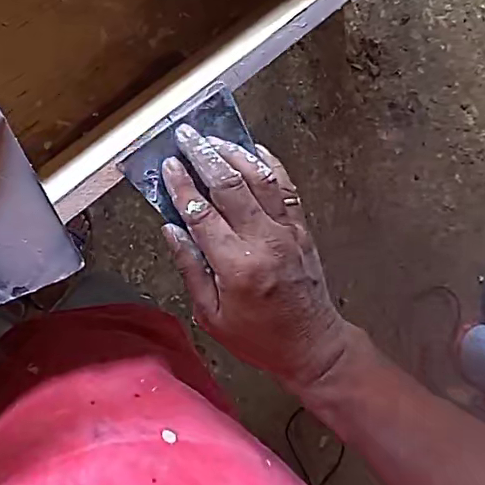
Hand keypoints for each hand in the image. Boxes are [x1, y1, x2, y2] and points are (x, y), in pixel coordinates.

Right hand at [160, 126, 353, 390]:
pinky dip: (268, 164)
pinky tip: (251, 149)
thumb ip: (189, 267)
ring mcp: (287, 232)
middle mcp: (264, 241)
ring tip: (211, 138)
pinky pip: (285, 187)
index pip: (201, 212)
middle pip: (230, 185)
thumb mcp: (210, 313)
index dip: (182, 184)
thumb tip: (170, 228)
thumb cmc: (258, 337)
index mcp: (237, 265)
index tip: (167, 164)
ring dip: (233, 153)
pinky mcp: (301, 229)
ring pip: (259, 179)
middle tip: (185, 135)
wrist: (316, 348)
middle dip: (203, 156)